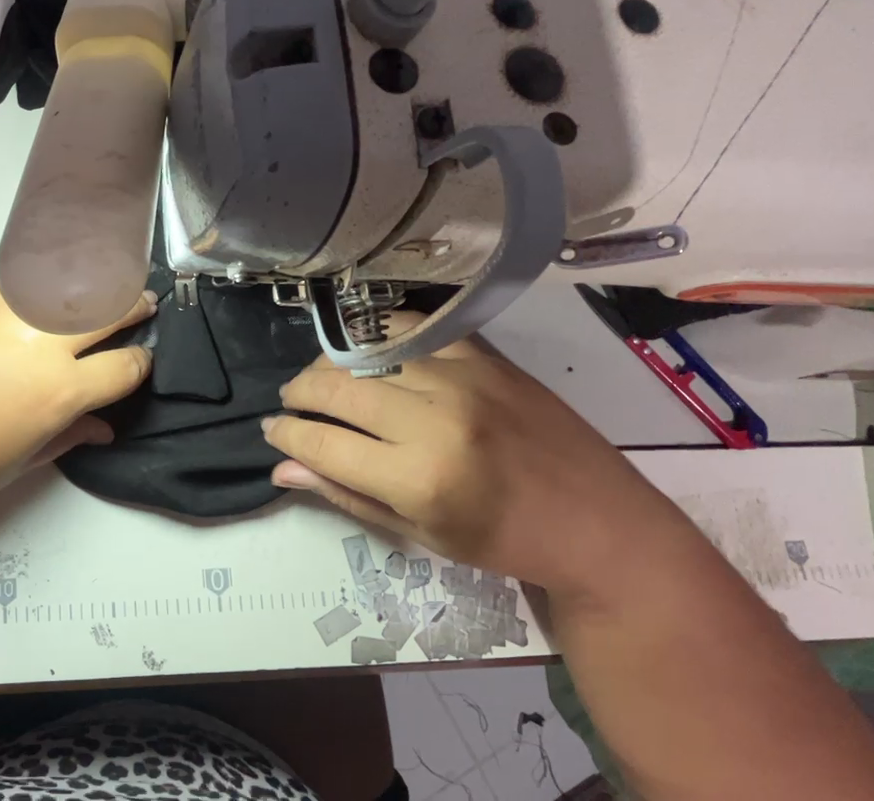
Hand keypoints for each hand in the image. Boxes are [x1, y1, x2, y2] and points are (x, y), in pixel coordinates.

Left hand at [0, 276, 155, 524]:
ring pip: (67, 283)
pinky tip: (31, 300)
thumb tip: (100, 427)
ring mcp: (3, 306)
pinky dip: (37, 289)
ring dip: (92, 286)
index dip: (140, 365)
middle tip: (143, 304)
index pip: (124, 367)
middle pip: (109, 309)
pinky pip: (19, 283)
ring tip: (100, 288)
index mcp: (58, 390)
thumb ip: (64, 438)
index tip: (140, 362)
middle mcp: (40, 338)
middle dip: (134, 305)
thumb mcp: (12, 464)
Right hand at [262, 321, 700, 603]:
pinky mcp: (485, 357)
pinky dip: (379, 336)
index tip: (271, 430)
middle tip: (291, 404)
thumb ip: (345, 494)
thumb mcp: (419, 534)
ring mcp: (461, 378)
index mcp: (417, 478)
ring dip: (330, 364)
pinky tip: (367, 351)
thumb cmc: (505, 543)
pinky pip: (412, 329)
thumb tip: (281, 467)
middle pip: (335, 387)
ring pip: (366, 352)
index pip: (322, 441)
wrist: (602, 525)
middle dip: (298, 394)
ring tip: (323, 379)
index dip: (286, 433)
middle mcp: (433, 418)